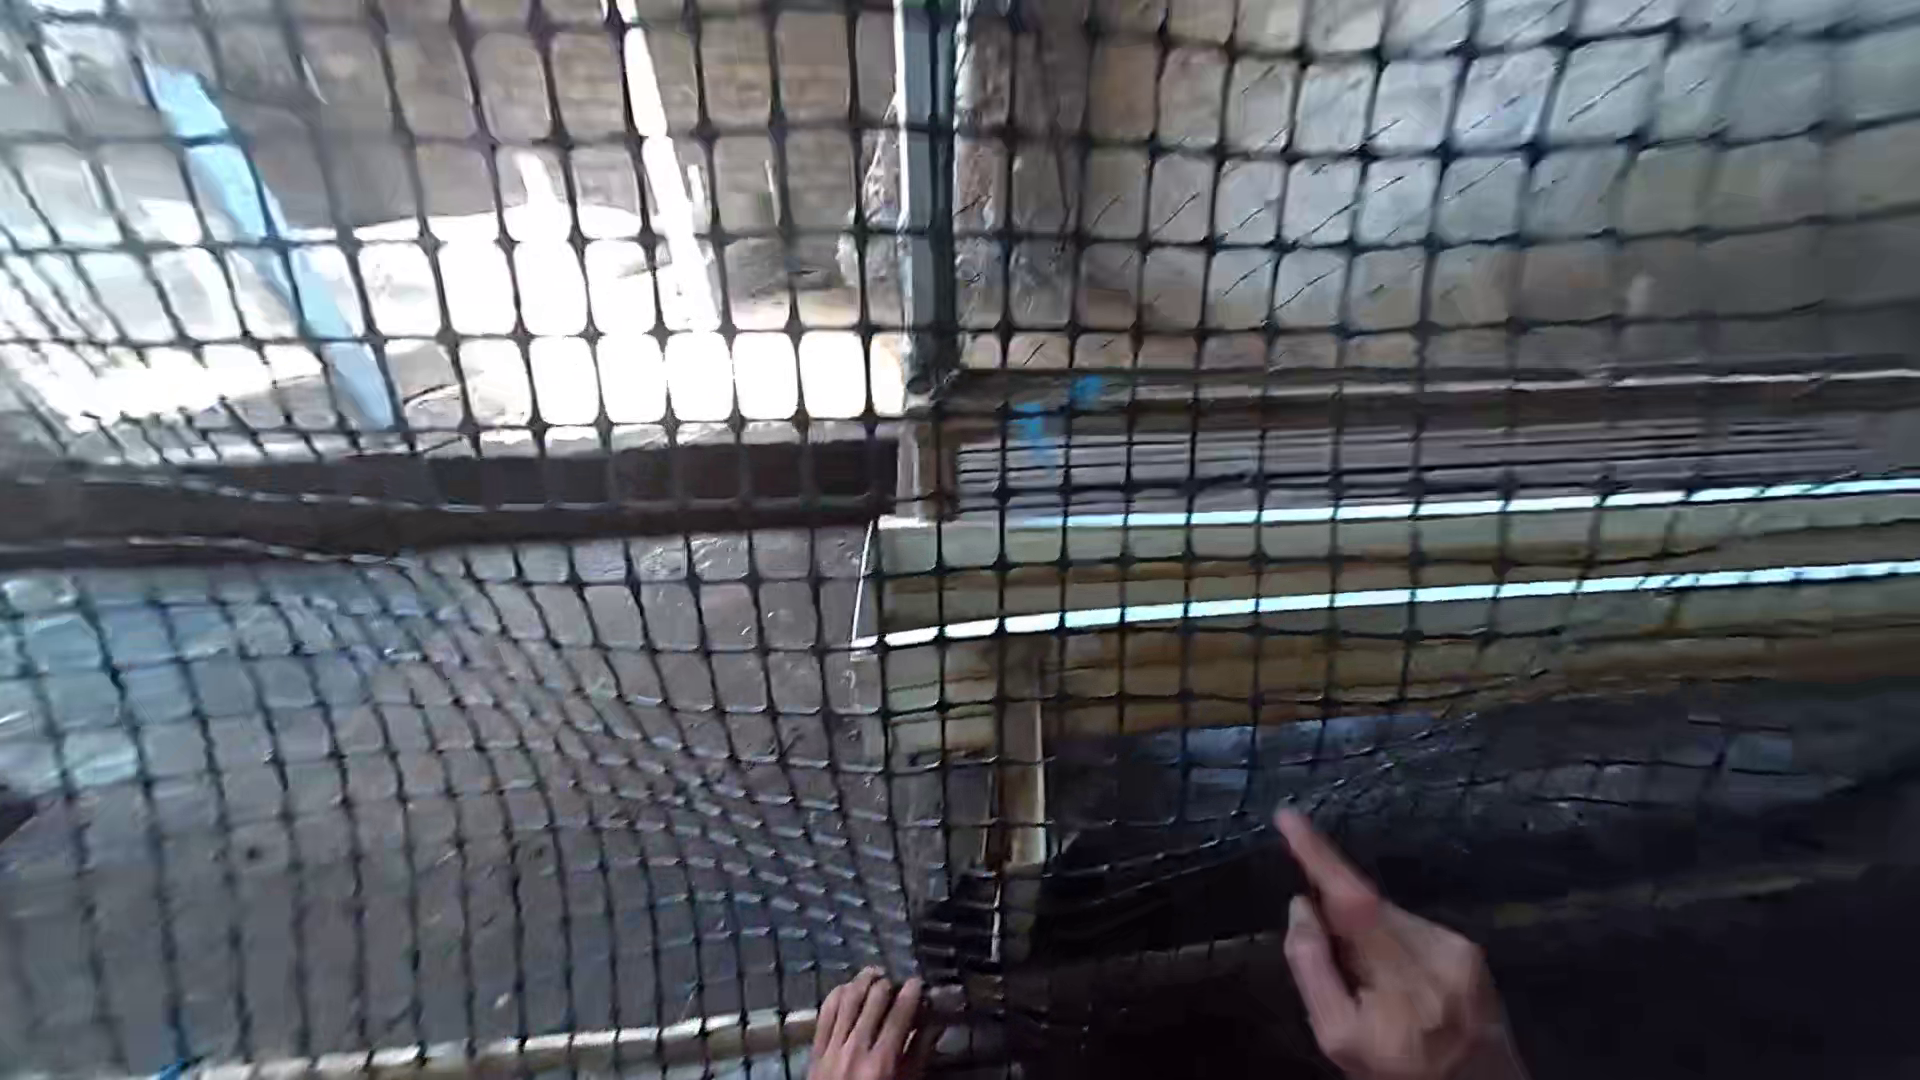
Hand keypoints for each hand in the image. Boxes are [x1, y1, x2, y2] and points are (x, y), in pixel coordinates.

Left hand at [808, 967, 933, 1079]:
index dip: (912, 991)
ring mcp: (833, 1048)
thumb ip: (919, 1055)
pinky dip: (839, 992)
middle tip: (897, 982)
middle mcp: (856, 1050)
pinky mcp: (816, 1050)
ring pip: (849, 996)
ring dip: (865, 979)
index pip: (900, 1013)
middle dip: (890, 983)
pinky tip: (850, 988)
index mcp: (881, 1064)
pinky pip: (826, 1010)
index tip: (918, 982)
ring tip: (877, 974)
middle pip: (875, 997)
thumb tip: (935, 1021)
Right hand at [1276, 809, 1527, 1079]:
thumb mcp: (1337, 1037)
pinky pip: (1406, 923)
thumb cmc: (1399, 1074)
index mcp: (1402, 989)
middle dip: (1335, 910)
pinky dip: (1388, 937)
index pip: (1354, 903)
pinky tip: (1398, 978)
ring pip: (1383, 911)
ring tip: (1372, 979)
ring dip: (1363, 928)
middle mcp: (1439, 962)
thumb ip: (1309, 966)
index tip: (1289, 817)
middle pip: (1363, 903)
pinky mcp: (1471, 952)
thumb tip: (1302, 905)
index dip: (1319, 855)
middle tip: (1335, 956)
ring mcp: (1462, 955)